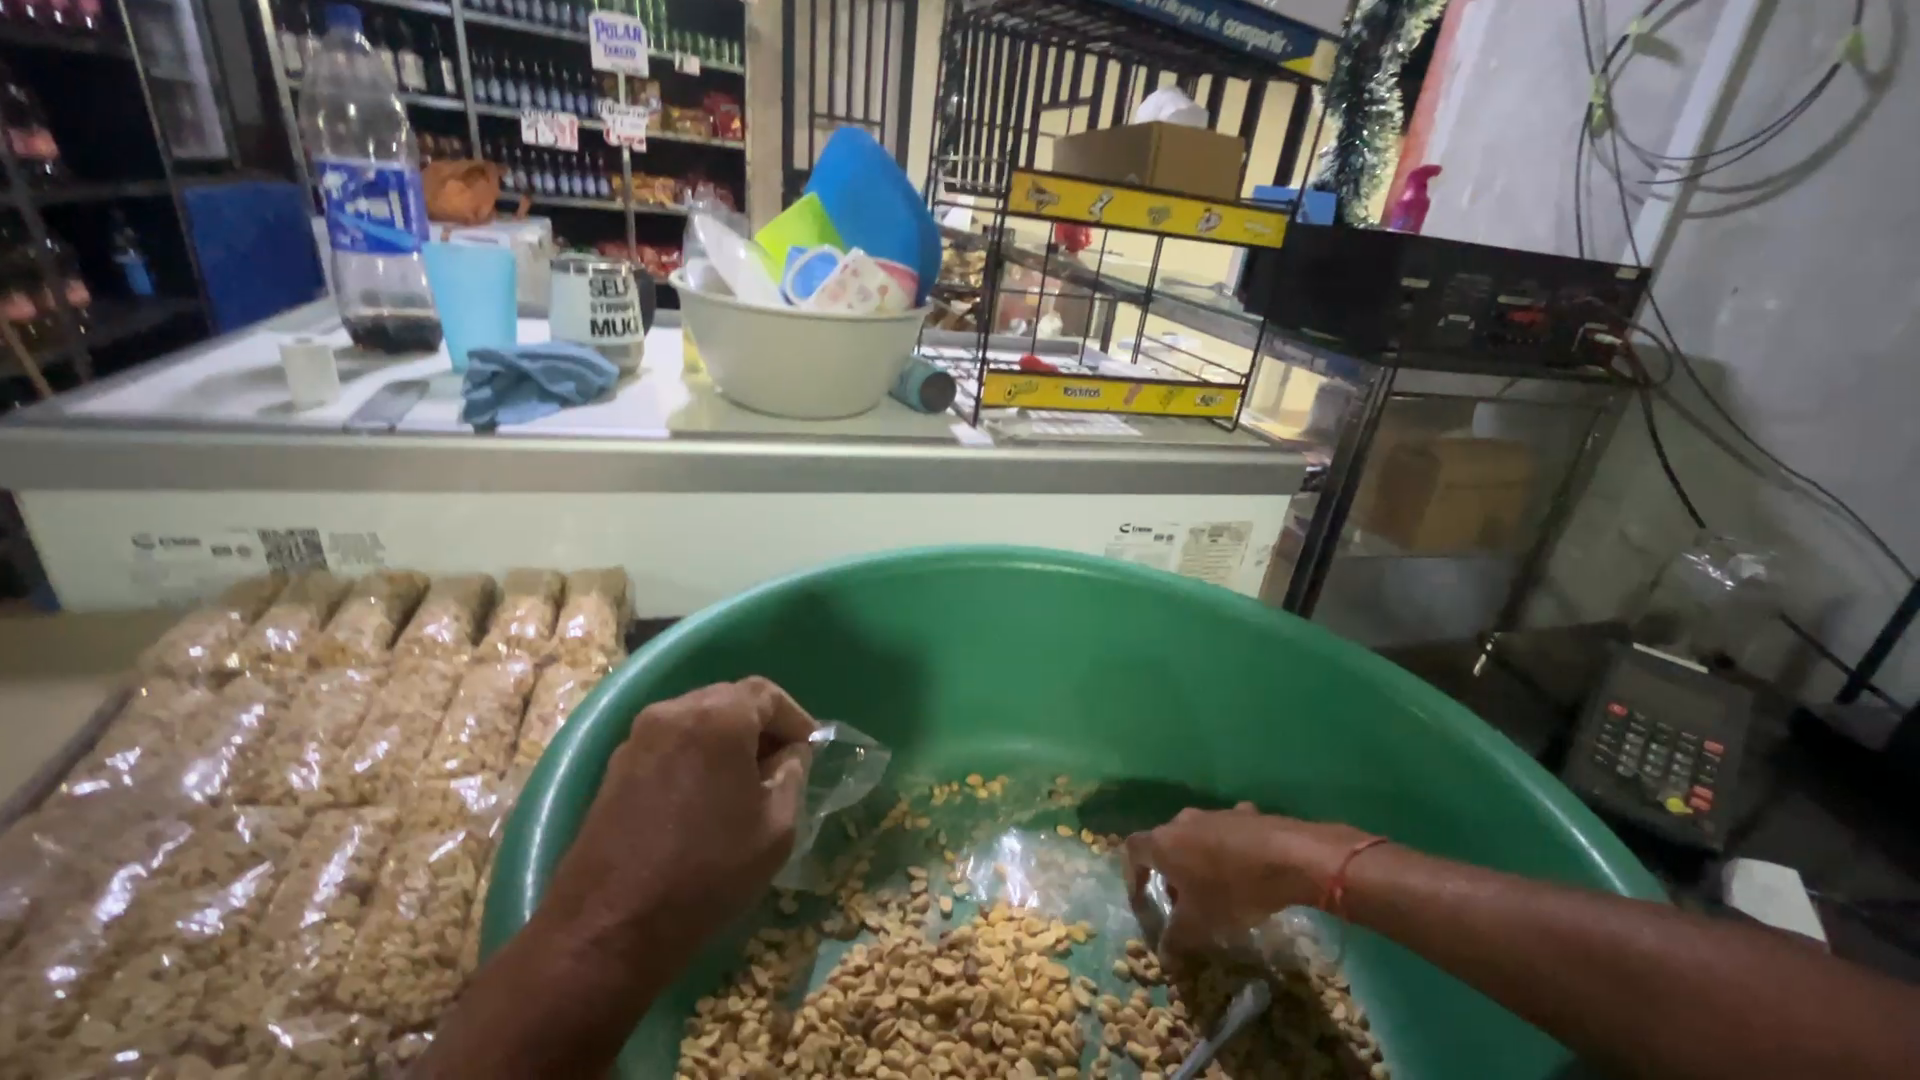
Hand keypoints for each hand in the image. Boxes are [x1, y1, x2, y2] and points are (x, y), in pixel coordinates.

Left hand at [533, 677, 816, 964]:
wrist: (610, 926)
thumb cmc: (708, 873)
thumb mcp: (775, 827)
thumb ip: (791, 775)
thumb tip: (789, 754)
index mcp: (717, 719)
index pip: (766, 694)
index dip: (794, 718)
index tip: (810, 748)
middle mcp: (673, 713)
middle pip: (728, 700)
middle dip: (759, 725)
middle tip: (781, 763)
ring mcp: (637, 739)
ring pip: (696, 720)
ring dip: (726, 740)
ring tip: (744, 783)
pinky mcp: (615, 768)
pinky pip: (670, 744)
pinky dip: (695, 755)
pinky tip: (705, 797)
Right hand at [1125, 806, 1370, 951]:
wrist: (1291, 857)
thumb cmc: (1233, 889)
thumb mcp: (1200, 924)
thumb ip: (1176, 939)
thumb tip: (1163, 956)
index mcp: (1163, 843)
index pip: (1132, 853)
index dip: (1133, 878)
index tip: (1145, 903)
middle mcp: (1183, 822)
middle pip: (1164, 845)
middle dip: (1168, 873)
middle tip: (1182, 902)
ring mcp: (1215, 814)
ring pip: (1195, 837)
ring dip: (1197, 860)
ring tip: (1214, 888)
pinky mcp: (1245, 814)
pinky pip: (1227, 832)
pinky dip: (1228, 849)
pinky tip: (1245, 868)